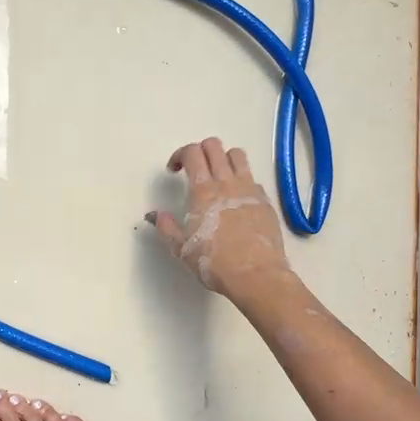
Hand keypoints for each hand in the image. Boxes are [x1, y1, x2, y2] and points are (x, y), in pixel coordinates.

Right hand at [147, 137, 291, 299]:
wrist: (256, 274)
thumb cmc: (214, 262)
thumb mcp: (182, 249)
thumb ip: (166, 227)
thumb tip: (155, 215)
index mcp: (203, 191)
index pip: (192, 153)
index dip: (180, 155)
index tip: (174, 170)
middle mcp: (227, 182)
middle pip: (214, 146)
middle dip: (200, 151)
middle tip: (193, 169)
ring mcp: (249, 189)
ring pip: (237, 154)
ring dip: (223, 158)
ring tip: (217, 176)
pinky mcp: (265, 200)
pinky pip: (252, 177)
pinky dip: (241, 179)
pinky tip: (235, 198)